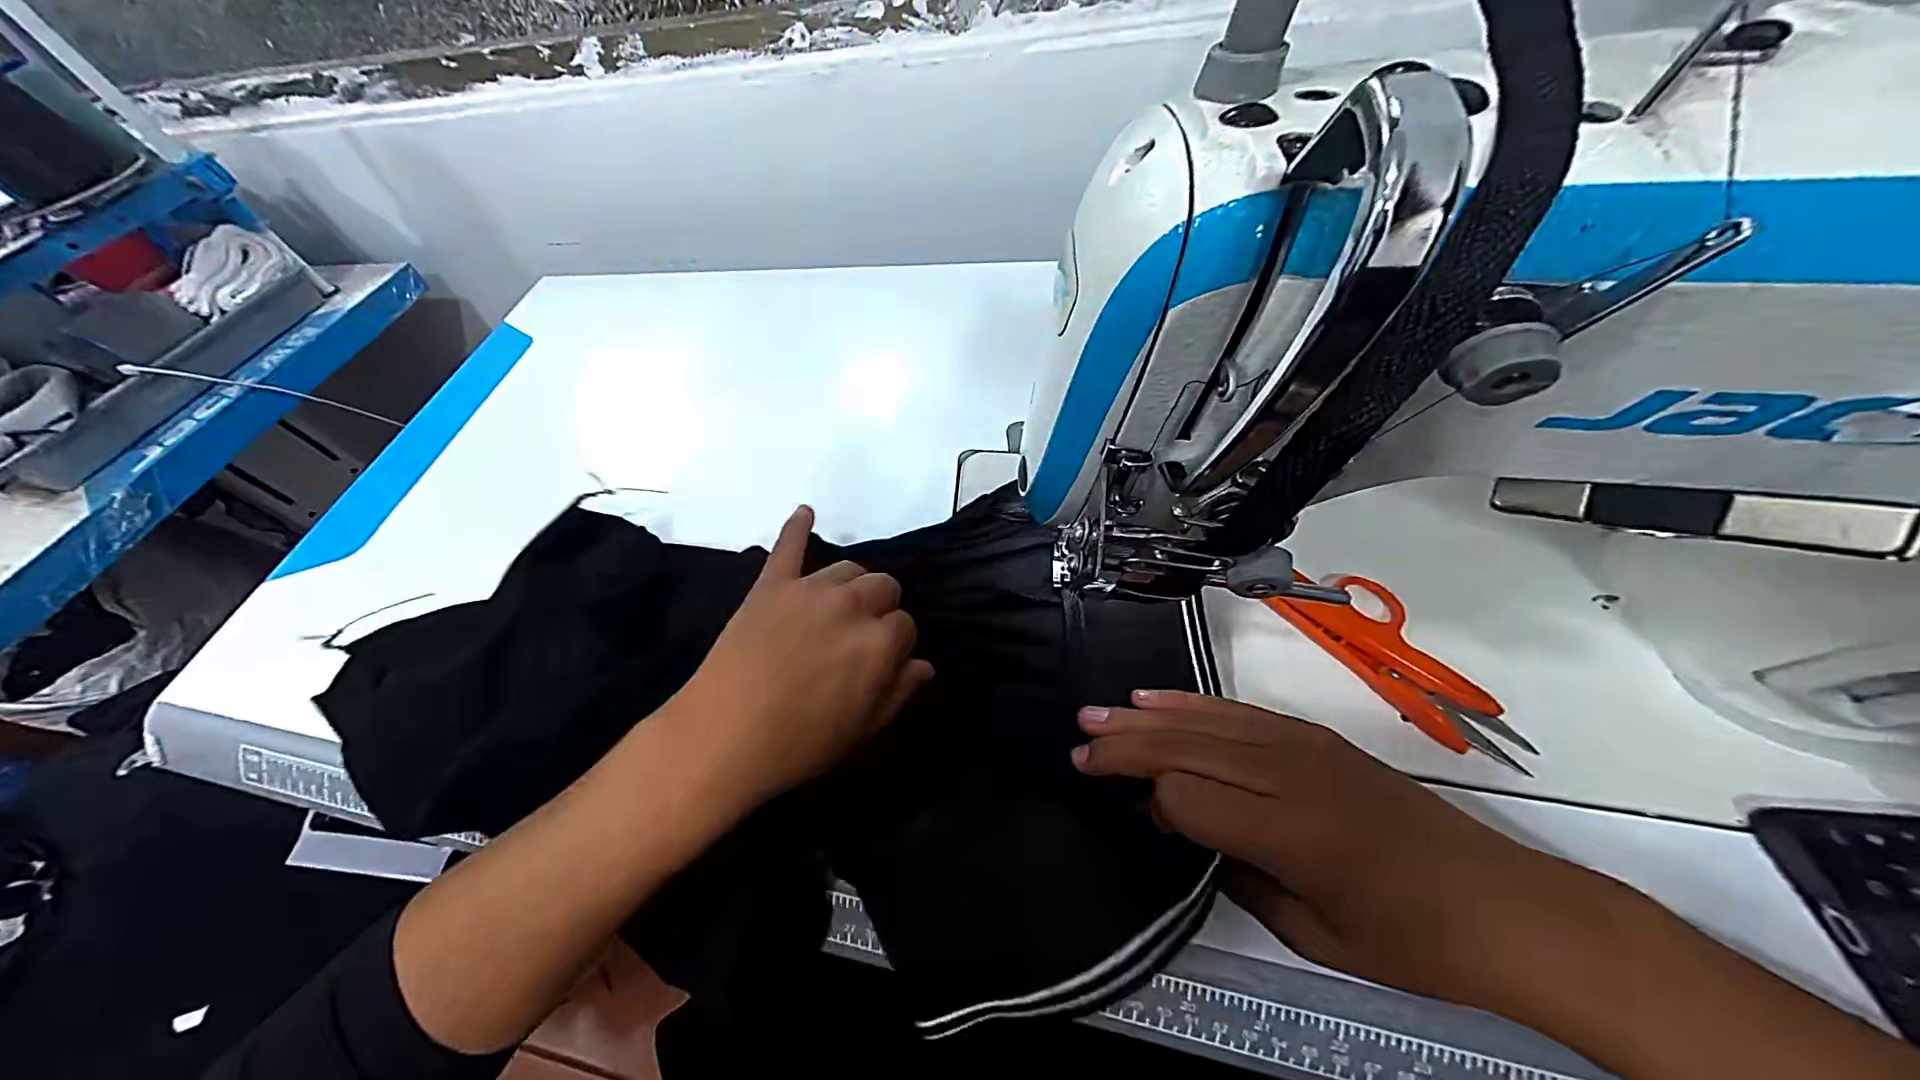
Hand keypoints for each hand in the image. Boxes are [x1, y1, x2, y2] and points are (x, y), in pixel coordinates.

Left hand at [669, 505, 933, 805]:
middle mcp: (852, 605)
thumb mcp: (863, 730)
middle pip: (884, 586)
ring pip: (848, 568)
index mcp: (880, 642)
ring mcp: (810, 589)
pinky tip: (805, 512)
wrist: (723, 736)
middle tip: (859, 638)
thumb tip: (923, 665)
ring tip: (839, 608)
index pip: (906, 626)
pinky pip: (788, 546)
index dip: (896, 645)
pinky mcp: (771, 584)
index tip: (882, 663)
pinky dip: (798, 527)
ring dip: (852, 585)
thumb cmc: (800, 743)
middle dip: (881, 608)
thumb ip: (899, 692)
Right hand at [1072, 690, 1604, 1011]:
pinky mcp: (1314, 736)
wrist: (1505, 907)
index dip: (1148, 798)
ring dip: (1147, 716)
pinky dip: (1192, 704)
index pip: (1189, 796)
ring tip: (1099, 713)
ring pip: (1205, 721)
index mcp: (1292, 832)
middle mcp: (1292, 775)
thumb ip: (1238, 872)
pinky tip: (1159, 699)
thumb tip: (1185, 828)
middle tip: (1077, 743)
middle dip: (1125, 744)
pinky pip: (1238, 712)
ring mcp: (1304, 747)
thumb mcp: (1313, 932)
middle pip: (1186, 747)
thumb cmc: (1411, 940)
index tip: (1119, 806)